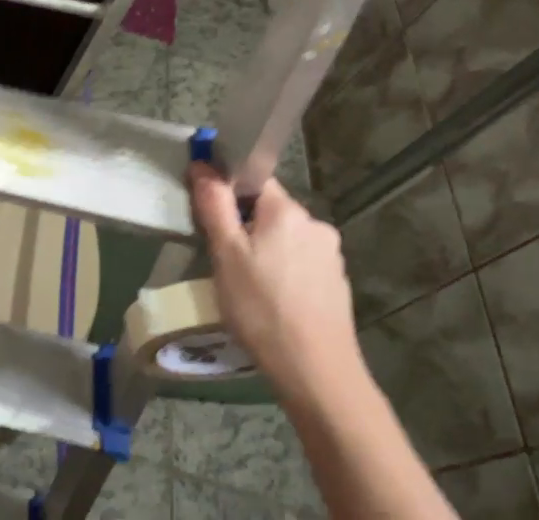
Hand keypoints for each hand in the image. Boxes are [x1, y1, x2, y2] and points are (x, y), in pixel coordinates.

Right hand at [191, 164, 363, 402]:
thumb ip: (214, 205)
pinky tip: (270, 298)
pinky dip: (281, 270)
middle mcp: (315, 225)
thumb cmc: (261, 308)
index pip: (253, 179)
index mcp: (288, 211)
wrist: (316, 372)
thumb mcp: (225, 254)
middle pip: (268, 209)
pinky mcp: (336, 283)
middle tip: (220, 256)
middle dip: (243, 224)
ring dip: (262, 248)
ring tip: (244, 282)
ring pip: (283, 237)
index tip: (207, 215)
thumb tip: (203, 166)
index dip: (226, 190)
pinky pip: (299, 261)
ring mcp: (330, 255)